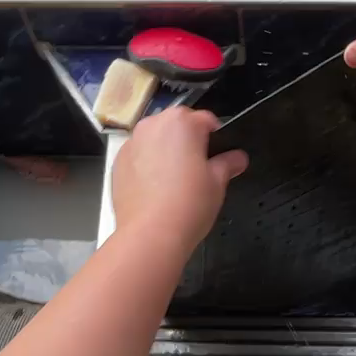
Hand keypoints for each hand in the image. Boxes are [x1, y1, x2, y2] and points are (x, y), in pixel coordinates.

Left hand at [109, 107, 248, 245]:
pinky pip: (138, 158)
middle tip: (197, 173)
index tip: (219, 159)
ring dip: (166, 154)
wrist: (151, 235)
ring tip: (174, 184)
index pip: (207, 121)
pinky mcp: (117, 163)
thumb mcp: (217, 183)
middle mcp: (153, 124)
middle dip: (188, 144)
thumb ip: (228, 164)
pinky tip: (155, 192)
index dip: (216, 140)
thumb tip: (238, 158)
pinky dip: (147, 168)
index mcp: (182, 122)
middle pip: (177, 127)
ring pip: (155, 141)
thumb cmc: (189, 205)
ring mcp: (131, 143)